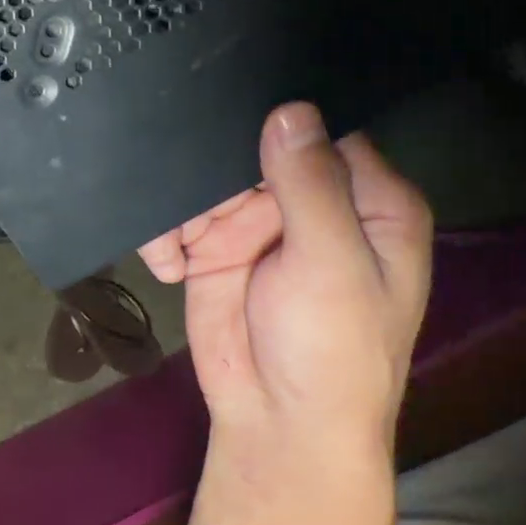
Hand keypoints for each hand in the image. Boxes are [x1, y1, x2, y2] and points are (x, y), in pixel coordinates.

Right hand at [139, 102, 432, 449]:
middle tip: (200, 203)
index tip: (232, 119)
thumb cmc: (331, 345)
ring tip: (180, 251)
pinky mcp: (207, 251)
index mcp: (365, 203)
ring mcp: (252, 228)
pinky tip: (169, 268)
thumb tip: (288, 111)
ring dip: (178, 215)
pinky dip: (160, 241)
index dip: (279, 122)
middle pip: (244, 156)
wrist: (273, 413)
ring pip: (198, 188)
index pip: (322, 135)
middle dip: (209, 175)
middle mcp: (307, 207)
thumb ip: (308, 187)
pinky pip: (171, 223)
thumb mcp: (330, 263)